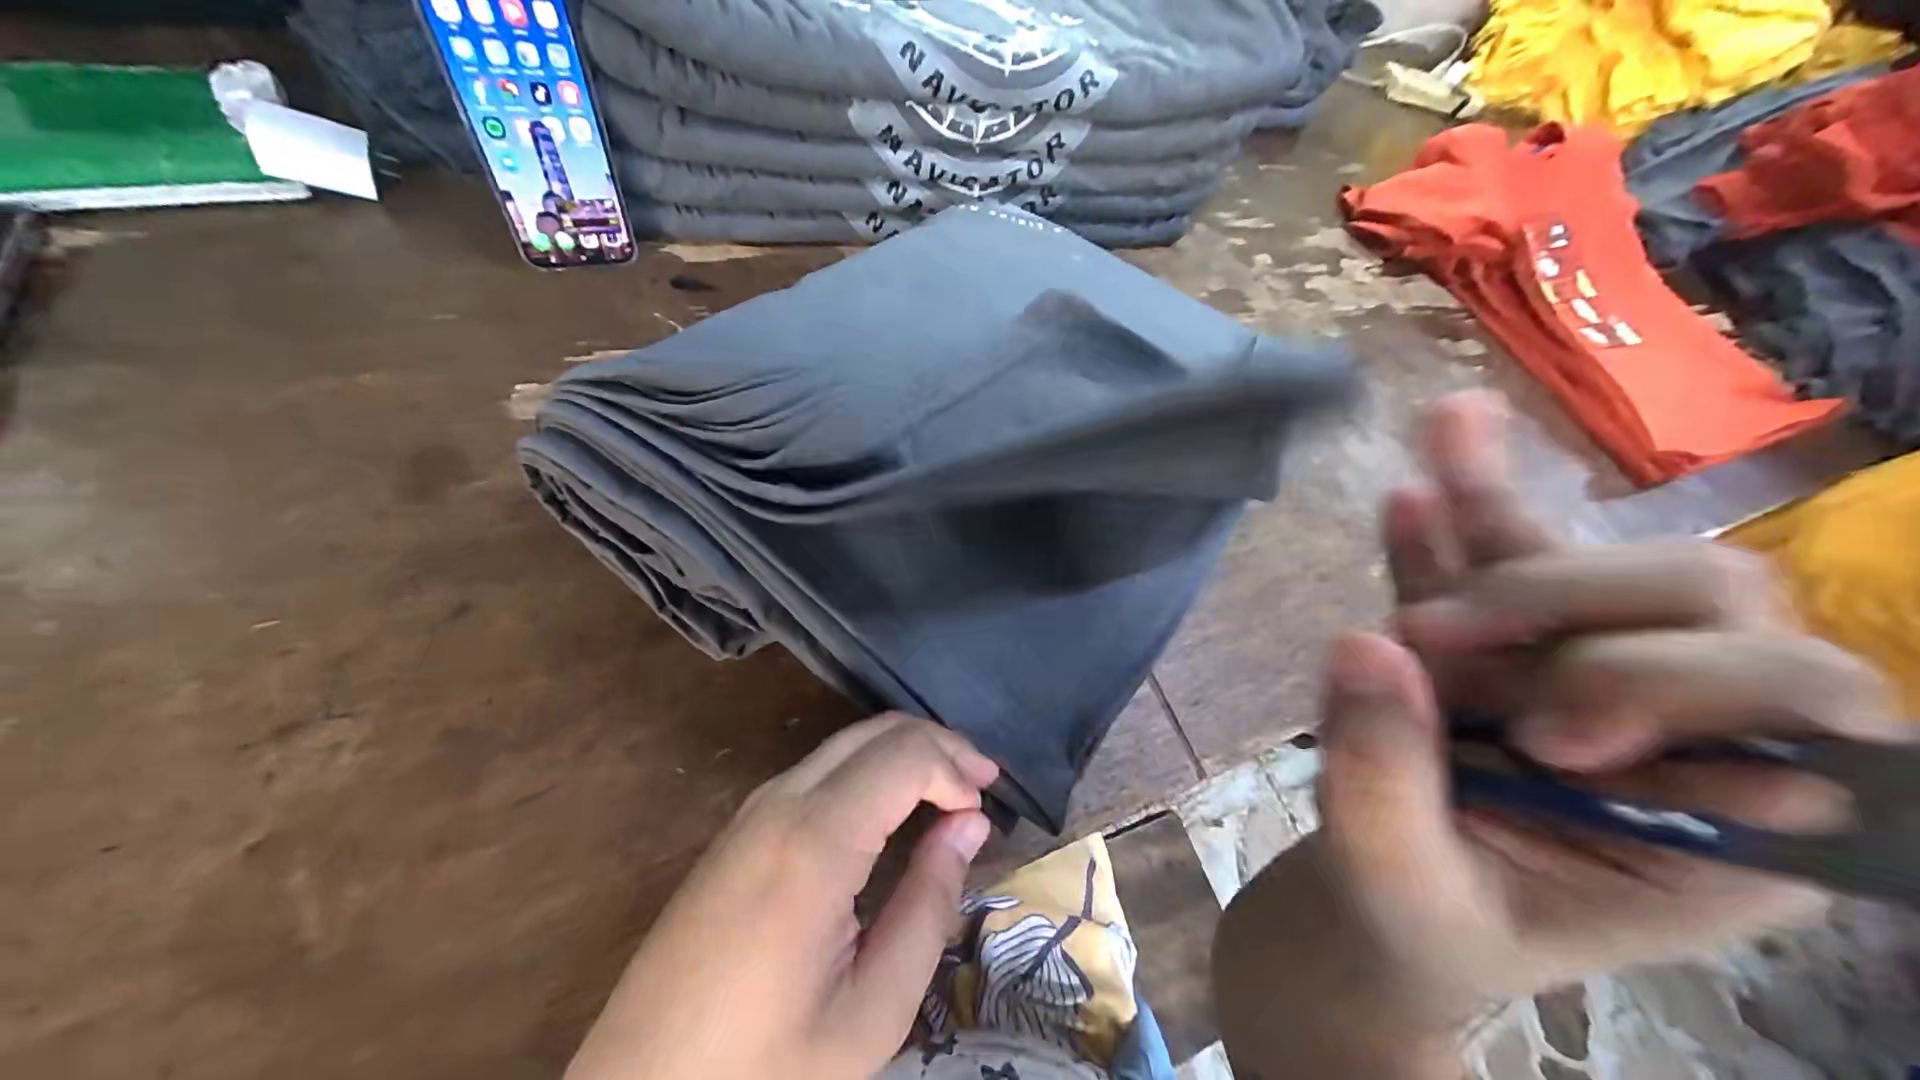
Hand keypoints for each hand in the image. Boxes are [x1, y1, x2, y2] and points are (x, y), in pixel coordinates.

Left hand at [566, 714, 998, 1079]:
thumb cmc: (766, 1064)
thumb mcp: (873, 1007)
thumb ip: (930, 903)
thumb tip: (969, 824)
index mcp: (816, 839)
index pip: (905, 755)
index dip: (956, 767)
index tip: (987, 808)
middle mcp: (781, 802)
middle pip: (876, 733)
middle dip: (938, 746)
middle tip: (982, 784)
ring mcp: (752, 810)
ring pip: (846, 744)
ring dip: (904, 754)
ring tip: (949, 791)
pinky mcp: (737, 828)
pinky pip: (818, 770)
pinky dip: (869, 770)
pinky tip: (890, 808)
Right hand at [1214, 393, 1908, 1079]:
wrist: (1369, 912)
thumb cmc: (1413, 926)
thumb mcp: (1398, 884)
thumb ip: (1383, 780)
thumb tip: (1363, 645)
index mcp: (1729, 829)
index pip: (1806, 715)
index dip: (1678, 690)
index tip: (1539, 737)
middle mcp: (1675, 731)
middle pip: (1693, 607)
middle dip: (1558, 605)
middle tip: (1431, 643)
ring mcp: (1568, 673)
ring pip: (1573, 565)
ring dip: (1503, 506)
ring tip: (1447, 427)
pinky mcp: (1487, 648)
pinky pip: (1472, 567)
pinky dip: (1446, 523)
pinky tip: (1421, 474)